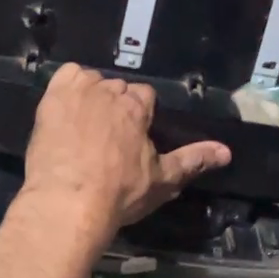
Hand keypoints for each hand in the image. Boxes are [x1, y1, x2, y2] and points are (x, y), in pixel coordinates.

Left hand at [20, 63, 230, 241]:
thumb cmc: (118, 193)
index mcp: (137, 106)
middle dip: (116, 106)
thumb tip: (226, 151)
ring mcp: (79, 92)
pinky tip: (67, 108)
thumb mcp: (163, 180)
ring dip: (91, 96)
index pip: (145, 95)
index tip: (133, 135)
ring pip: (91, 82)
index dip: (140, 115)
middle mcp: (110, 90)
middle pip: (118, 88)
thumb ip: (194, 160)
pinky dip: (68, 86)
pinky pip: (64, 76)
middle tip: (108, 138)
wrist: (67, 202)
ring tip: (85, 127)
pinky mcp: (51, 98)